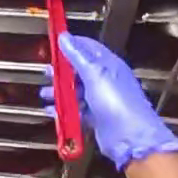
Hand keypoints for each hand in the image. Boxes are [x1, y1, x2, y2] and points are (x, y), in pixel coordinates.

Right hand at [41, 33, 177, 169]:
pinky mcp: (97, 118)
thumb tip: (66, 38)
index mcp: (109, 65)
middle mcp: (105, 81)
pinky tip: (54, 112)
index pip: (87, 48)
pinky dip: (64, 111)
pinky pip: (77, 111)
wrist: (131, 138)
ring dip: (60, 93)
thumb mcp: (95, 74)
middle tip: (47, 72)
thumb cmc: (120, 104)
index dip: (70, 45)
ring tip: (46, 94)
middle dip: (61, 72)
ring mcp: (101, 100)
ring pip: (76, 92)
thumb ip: (78, 57)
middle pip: (79, 71)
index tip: (53, 44)